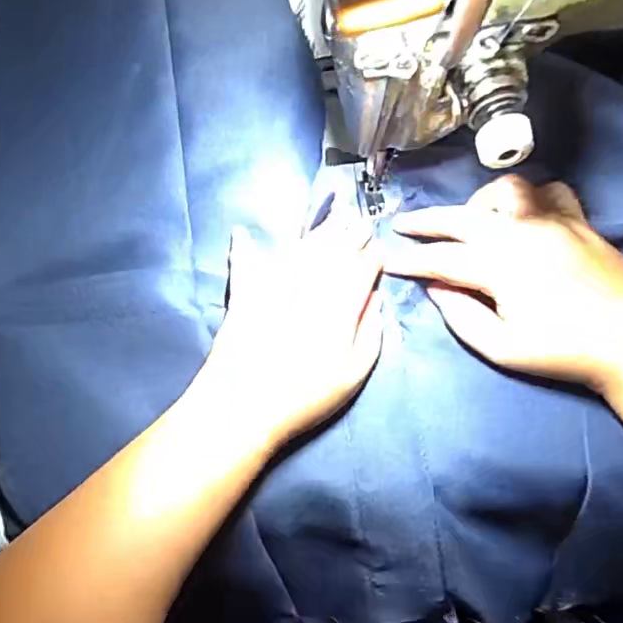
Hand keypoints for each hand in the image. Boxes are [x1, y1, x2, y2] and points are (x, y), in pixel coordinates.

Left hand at [189, 205, 384, 446]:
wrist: (243, 403)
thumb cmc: (307, 394)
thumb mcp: (355, 372)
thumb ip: (371, 332)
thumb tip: (377, 299)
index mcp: (342, 301)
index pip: (364, 266)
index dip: (374, 255)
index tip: (379, 249)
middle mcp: (309, 281)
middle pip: (335, 249)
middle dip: (352, 234)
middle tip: (362, 223)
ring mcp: (274, 282)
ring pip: (300, 247)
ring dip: (319, 231)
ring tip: (332, 219)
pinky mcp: (244, 291)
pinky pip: (245, 261)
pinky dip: (244, 246)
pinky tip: (242, 233)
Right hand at [380, 175, 622, 390]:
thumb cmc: (561, 350)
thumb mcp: (501, 347)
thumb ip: (461, 316)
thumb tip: (436, 288)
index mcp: (499, 265)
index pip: (441, 259)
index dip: (410, 260)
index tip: (387, 260)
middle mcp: (521, 232)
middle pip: (462, 217)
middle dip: (427, 221)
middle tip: (403, 224)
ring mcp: (553, 220)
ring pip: (506, 191)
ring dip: (479, 203)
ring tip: (469, 222)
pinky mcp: (578, 220)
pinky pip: (549, 191)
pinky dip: (529, 198)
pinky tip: (523, 216)